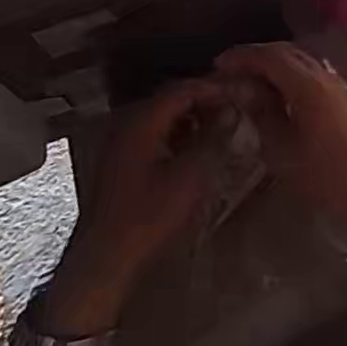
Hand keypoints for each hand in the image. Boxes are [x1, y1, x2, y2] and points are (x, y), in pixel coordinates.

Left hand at [48, 80, 228, 333]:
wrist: (106, 257)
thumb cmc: (148, 216)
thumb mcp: (189, 175)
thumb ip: (213, 138)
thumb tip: (232, 111)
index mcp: (141, 122)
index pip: (182, 89)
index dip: (213, 88)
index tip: (240, 94)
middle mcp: (127, 123)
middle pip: (171, 98)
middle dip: (204, 100)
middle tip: (234, 108)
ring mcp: (121, 141)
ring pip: (163, 115)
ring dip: (192, 116)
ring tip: (221, 126)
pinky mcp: (121, 159)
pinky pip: (154, 132)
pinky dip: (178, 132)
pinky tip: (196, 146)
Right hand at [215, 42, 346, 240]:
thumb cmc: (321, 174)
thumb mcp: (280, 146)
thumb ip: (261, 111)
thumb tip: (240, 87)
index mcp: (307, 85)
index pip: (270, 56)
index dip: (242, 56)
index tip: (218, 65)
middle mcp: (324, 75)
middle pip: (286, 51)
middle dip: (255, 56)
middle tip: (229, 69)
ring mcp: (335, 83)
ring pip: (299, 58)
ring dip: (272, 61)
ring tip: (247, 77)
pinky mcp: (340, 95)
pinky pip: (309, 70)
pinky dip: (288, 71)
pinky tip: (275, 88)